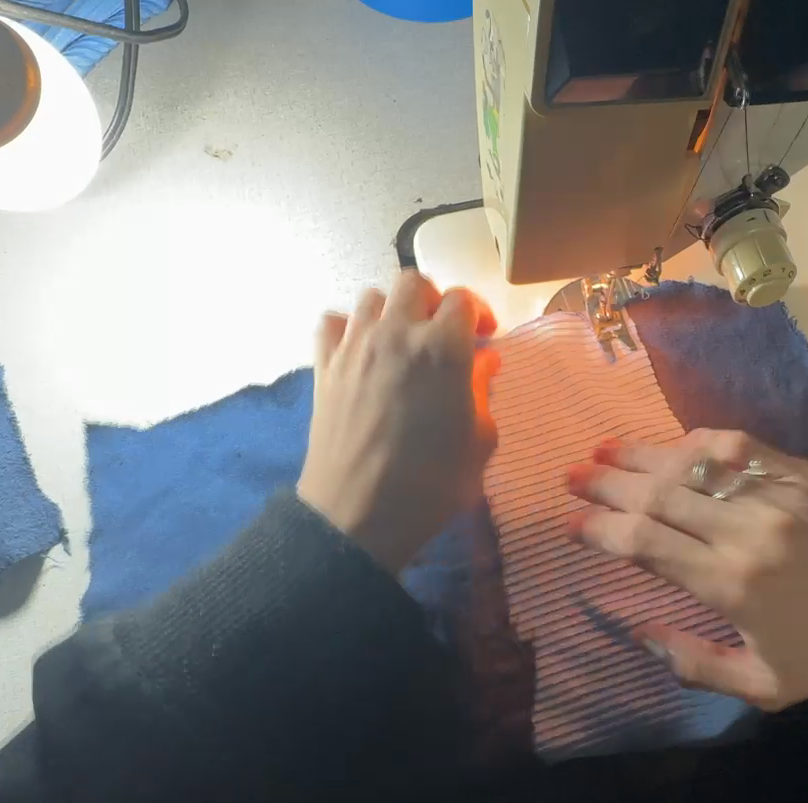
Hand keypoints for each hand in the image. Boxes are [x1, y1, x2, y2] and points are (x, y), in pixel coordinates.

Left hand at [297, 271, 498, 572]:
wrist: (359, 514)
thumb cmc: (432, 484)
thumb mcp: (479, 442)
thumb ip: (484, 393)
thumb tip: (483, 362)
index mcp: (443, 349)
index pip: (463, 300)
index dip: (479, 313)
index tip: (484, 337)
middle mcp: (396, 333)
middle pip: (414, 283)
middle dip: (434, 301)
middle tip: (443, 334)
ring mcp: (354, 346)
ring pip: (372, 297)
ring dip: (393, 311)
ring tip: (402, 342)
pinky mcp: (323, 365)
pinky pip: (332, 322)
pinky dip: (348, 328)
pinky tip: (361, 353)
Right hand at [564, 429, 807, 709]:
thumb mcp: (767, 688)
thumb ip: (696, 664)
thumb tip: (640, 633)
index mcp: (730, 587)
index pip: (643, 546)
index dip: (598, 531)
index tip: (570, 524)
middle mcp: (743, 532)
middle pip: (655, 497)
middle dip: (605, 485)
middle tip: (571, 477)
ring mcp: (774, 495)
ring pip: (690, 466)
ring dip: (640, 456)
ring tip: (602, 451)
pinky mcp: (801, 473)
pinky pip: (737, 447)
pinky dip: (697, 443)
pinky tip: (673, 445)